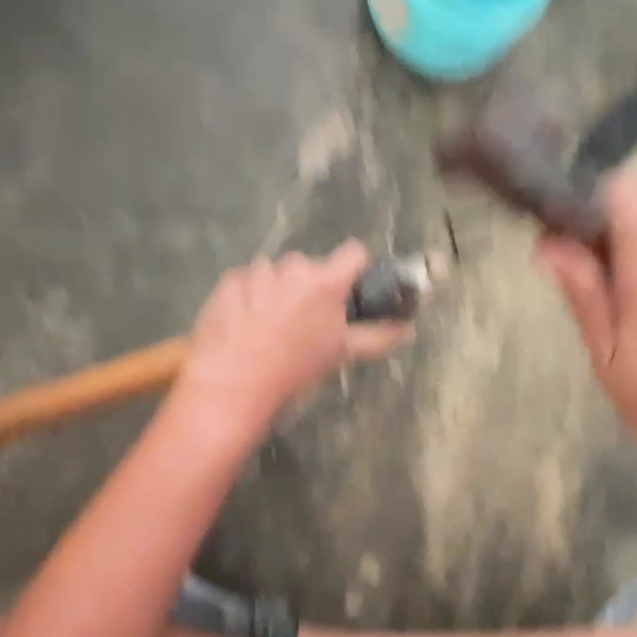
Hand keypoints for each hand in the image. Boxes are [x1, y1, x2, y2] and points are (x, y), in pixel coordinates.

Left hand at [179, 241, 413, 427]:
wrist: (232, 384)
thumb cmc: (294, 369)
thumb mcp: (341, 354)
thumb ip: (378, 337)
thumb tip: (409, 329)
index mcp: (326, 281)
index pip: (355, 253)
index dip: (356, 271)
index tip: (349, 293)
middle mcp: (292, 266)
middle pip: (311, 268)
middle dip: (311, 288)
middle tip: (305, 324)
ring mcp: (257, 271)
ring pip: (277, 275)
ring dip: (278, 292)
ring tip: (269, 329)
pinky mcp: (228, 281)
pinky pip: (247, 282)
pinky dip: (249, 298)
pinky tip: (244, 327)